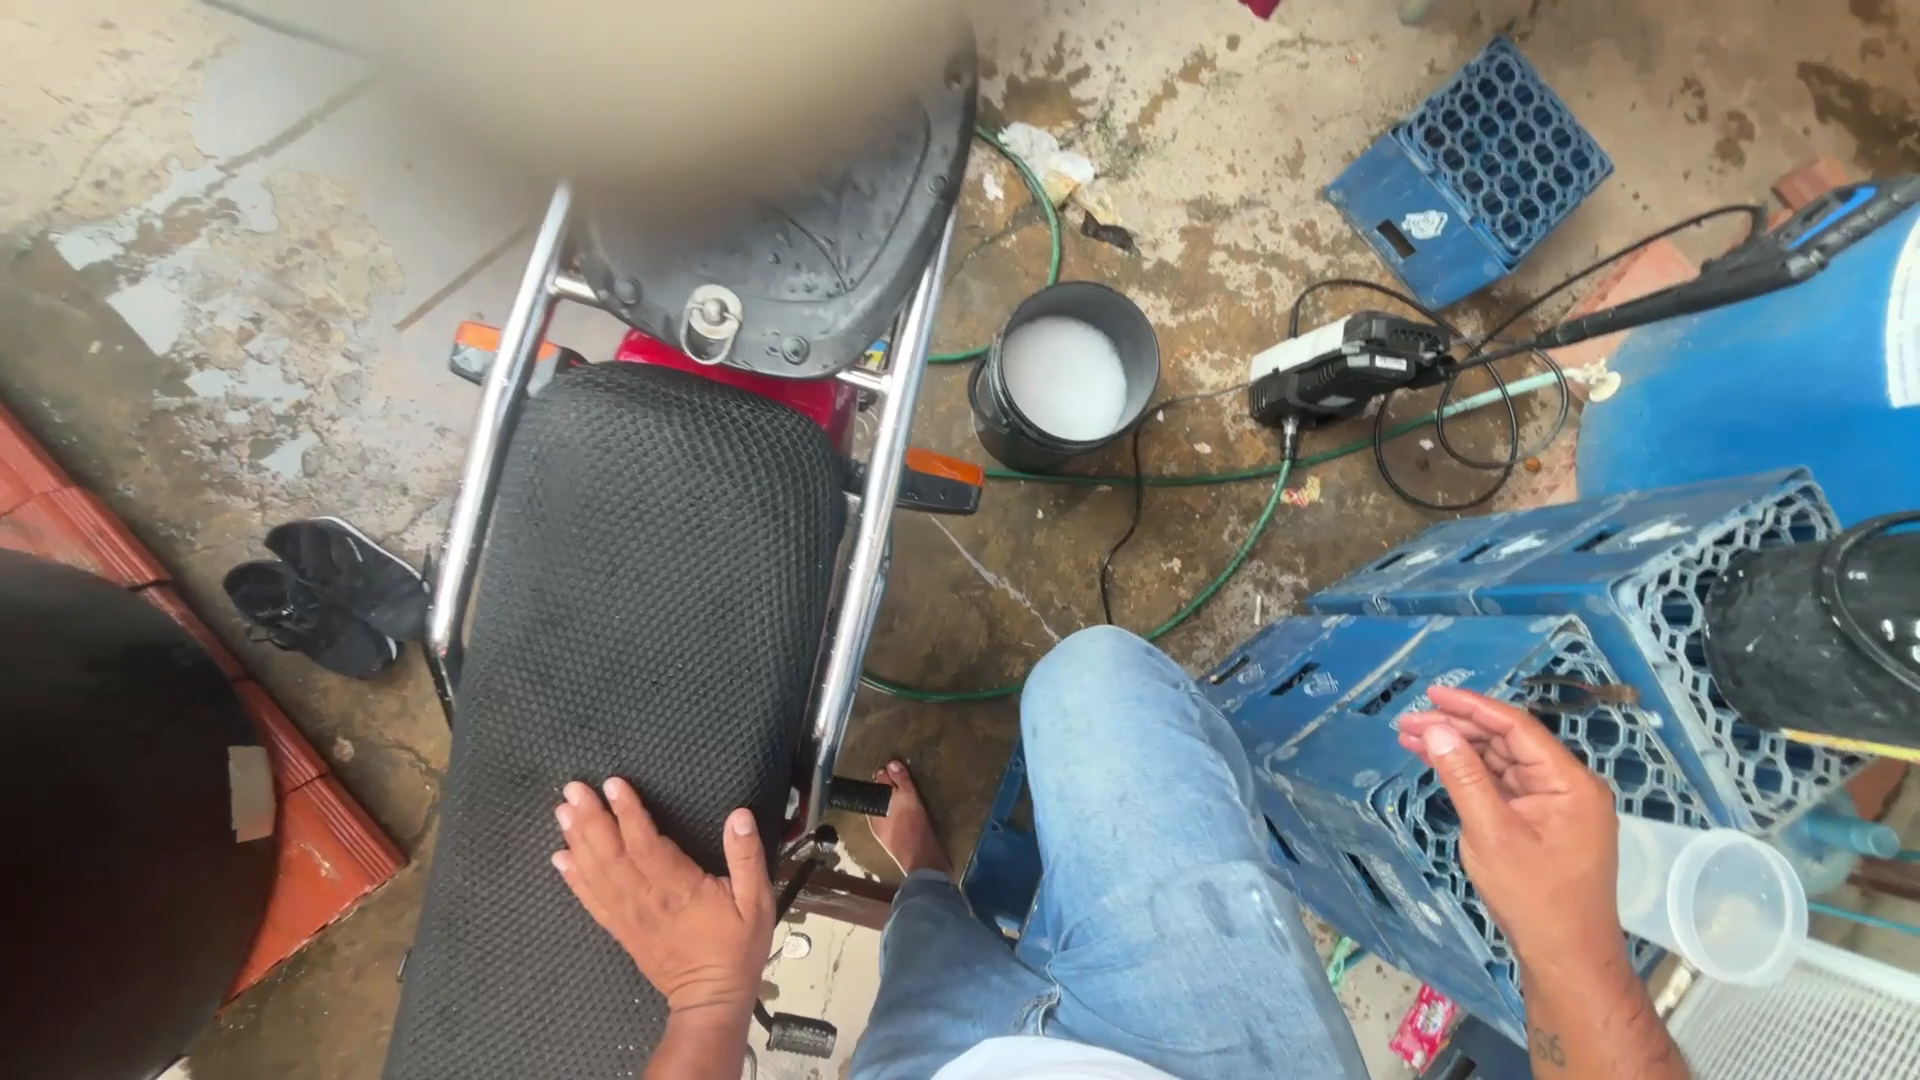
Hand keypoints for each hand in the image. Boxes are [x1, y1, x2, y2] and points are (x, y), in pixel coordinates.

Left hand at [551, 779, 774, 1021]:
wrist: (711, 999)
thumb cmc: (737, 946)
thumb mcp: (758, 900)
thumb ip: (748, 855)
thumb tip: (738, 815)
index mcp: (678, 888)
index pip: (646, 844)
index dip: (628, 813)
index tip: (614, 784)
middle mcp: (646, 900)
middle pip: (611, 855)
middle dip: (591, 818)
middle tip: (574, 788)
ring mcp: (628, 917)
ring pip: (597, 874)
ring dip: (578, 840)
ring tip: (562, 810)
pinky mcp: (621, 929)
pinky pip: (592, 900)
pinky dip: (573, 878)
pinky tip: (560, 858)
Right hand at [1397, 687, 1622, 967]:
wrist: (1565, 954)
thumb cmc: (1533, 894)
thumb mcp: (1490, 832)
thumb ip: (1463, 776)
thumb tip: (1437, 730)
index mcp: (1569, 783)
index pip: (1516, 727)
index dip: (1471, 706)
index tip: (1431, 694)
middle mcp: (1566, 786)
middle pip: (1505, 740)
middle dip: (1456, 727)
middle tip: (1407, 723)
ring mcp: (1553, 803)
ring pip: (1499, 759)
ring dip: (1457, 747)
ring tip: (1410, 738)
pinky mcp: (1539, 819)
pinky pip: (1500, 782)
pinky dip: (1467, 770)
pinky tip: (1436, 761)